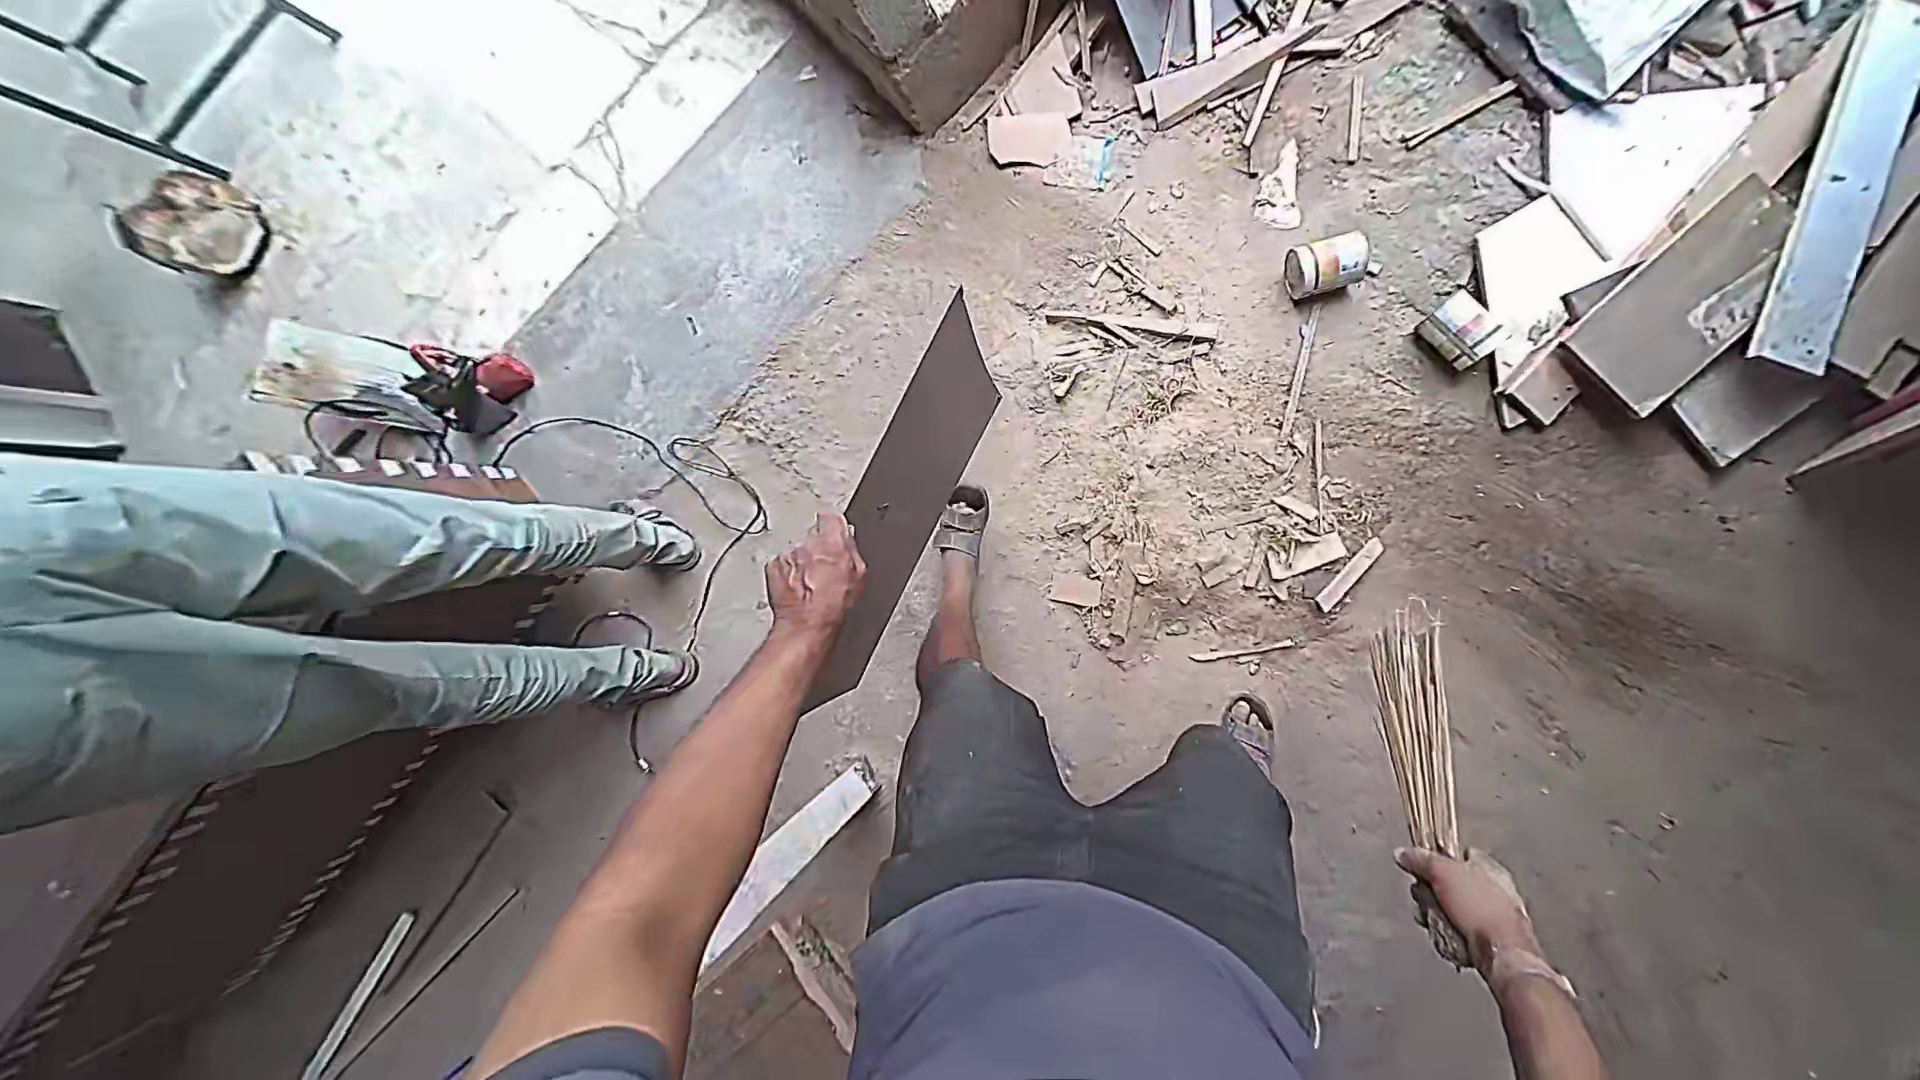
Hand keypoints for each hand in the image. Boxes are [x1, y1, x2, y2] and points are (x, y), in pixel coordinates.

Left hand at [766, 513, 865, 638]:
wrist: (806, 626)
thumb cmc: (832, 606)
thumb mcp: (859, 576)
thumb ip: (852, 548)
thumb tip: (846, 533)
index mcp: (832, 542)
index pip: (830, 518)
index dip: (832, 527)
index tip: (832, 534)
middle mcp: (807, 544)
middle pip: (812, 537)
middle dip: (816, 549)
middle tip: (822, 571)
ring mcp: (788, 555)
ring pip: (797, 552)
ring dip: (801, 563)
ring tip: (809, 585)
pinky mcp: (773, 566)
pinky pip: (783, 564)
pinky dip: (788, 573)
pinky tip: (797, 589)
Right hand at [1395, 847, 1541, 977]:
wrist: (1501, 954)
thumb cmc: (1479, 907)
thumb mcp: (1442, 871)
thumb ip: (1420, 858)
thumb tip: (1401, 853)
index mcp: (1490, 868)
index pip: (1458, 853)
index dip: (1437, 856)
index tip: (1422, 863)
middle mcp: (1493, 890)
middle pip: (1447, 880)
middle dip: (1429, 889)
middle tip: (1424, 895)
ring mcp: (1489, 915)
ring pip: (1447, 905)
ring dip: (1433, 911)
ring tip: (1432, 917)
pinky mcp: (1484, 937)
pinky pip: (1454, 926)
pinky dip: (1444, 929)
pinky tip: (1441, 932)